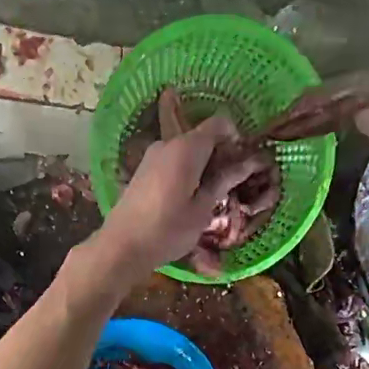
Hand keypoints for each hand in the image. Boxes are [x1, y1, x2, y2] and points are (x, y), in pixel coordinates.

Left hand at [95, 114, 269, 276]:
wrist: (122, 246)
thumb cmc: (168, 230)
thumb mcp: (202, 209)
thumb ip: (224, 181)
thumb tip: (247, 163)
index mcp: (187, 148)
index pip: (219, 123)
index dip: (235, 137)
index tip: (242, 161)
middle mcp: (168, 142)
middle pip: (202, 136)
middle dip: (220, 153)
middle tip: (231, 183)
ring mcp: (153, 155)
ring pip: (187, 150)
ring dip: (203, 165)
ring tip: (210, 195)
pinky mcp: (144, 168)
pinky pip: (173, 160)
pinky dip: (186, 171)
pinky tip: (188, 197)